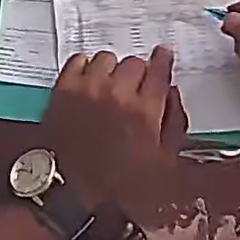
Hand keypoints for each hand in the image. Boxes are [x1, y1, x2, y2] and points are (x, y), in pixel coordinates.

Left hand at [42, 46, 187, 211]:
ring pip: (107, 58)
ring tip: (108, 86)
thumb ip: (175, 124)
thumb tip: (173, 94)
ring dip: (111, 69)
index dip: (163, 59)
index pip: (160, 70)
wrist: (70, 186)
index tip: (163, 54)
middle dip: (137, 74)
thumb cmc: (116, 180)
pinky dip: (86, 67)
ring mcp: (89, 87)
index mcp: (145, 111)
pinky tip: (88, 82)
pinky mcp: (65, 87)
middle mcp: (118, 93)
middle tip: (132, 88)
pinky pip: (79, 59)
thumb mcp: (161, 161)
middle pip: (135, 63)